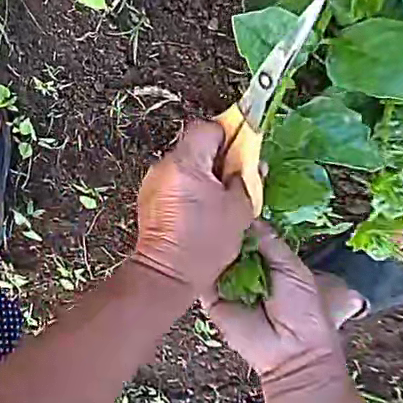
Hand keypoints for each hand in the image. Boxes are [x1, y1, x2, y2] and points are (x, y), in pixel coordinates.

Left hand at [130, 120, 255, 291]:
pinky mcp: (148, 197)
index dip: (227, 135)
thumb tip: (254, 162)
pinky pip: (173, 180)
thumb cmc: (204, 243)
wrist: (166, 275)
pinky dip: (188, 187)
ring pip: (184, 163)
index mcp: (186, 162)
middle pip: (194, 144)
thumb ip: (247, 179)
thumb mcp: (238, 210)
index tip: (241, 152)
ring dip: (202, 173)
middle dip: (216, 157)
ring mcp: (152, 181)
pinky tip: (199, 209)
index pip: (207, 127)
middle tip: (233, 178)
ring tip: (217, 198)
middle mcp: (164, 165)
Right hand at [204, 222, 346, 394]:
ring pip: (212, 255)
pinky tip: (192, 245)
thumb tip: (250, 215)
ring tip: (198, 221)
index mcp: (265, 258)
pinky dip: (197, 263)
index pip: (248, 232)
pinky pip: (200, 276)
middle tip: (210, 205)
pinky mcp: (210, 298)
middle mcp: (243, 267)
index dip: (240, 218)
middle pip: (228, 241)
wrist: (293, 352)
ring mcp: (225, 282)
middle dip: (221, 227)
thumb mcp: (291, 265)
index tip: (228, 196)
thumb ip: (269, 240)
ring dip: (207, 242)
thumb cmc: (302, 308)